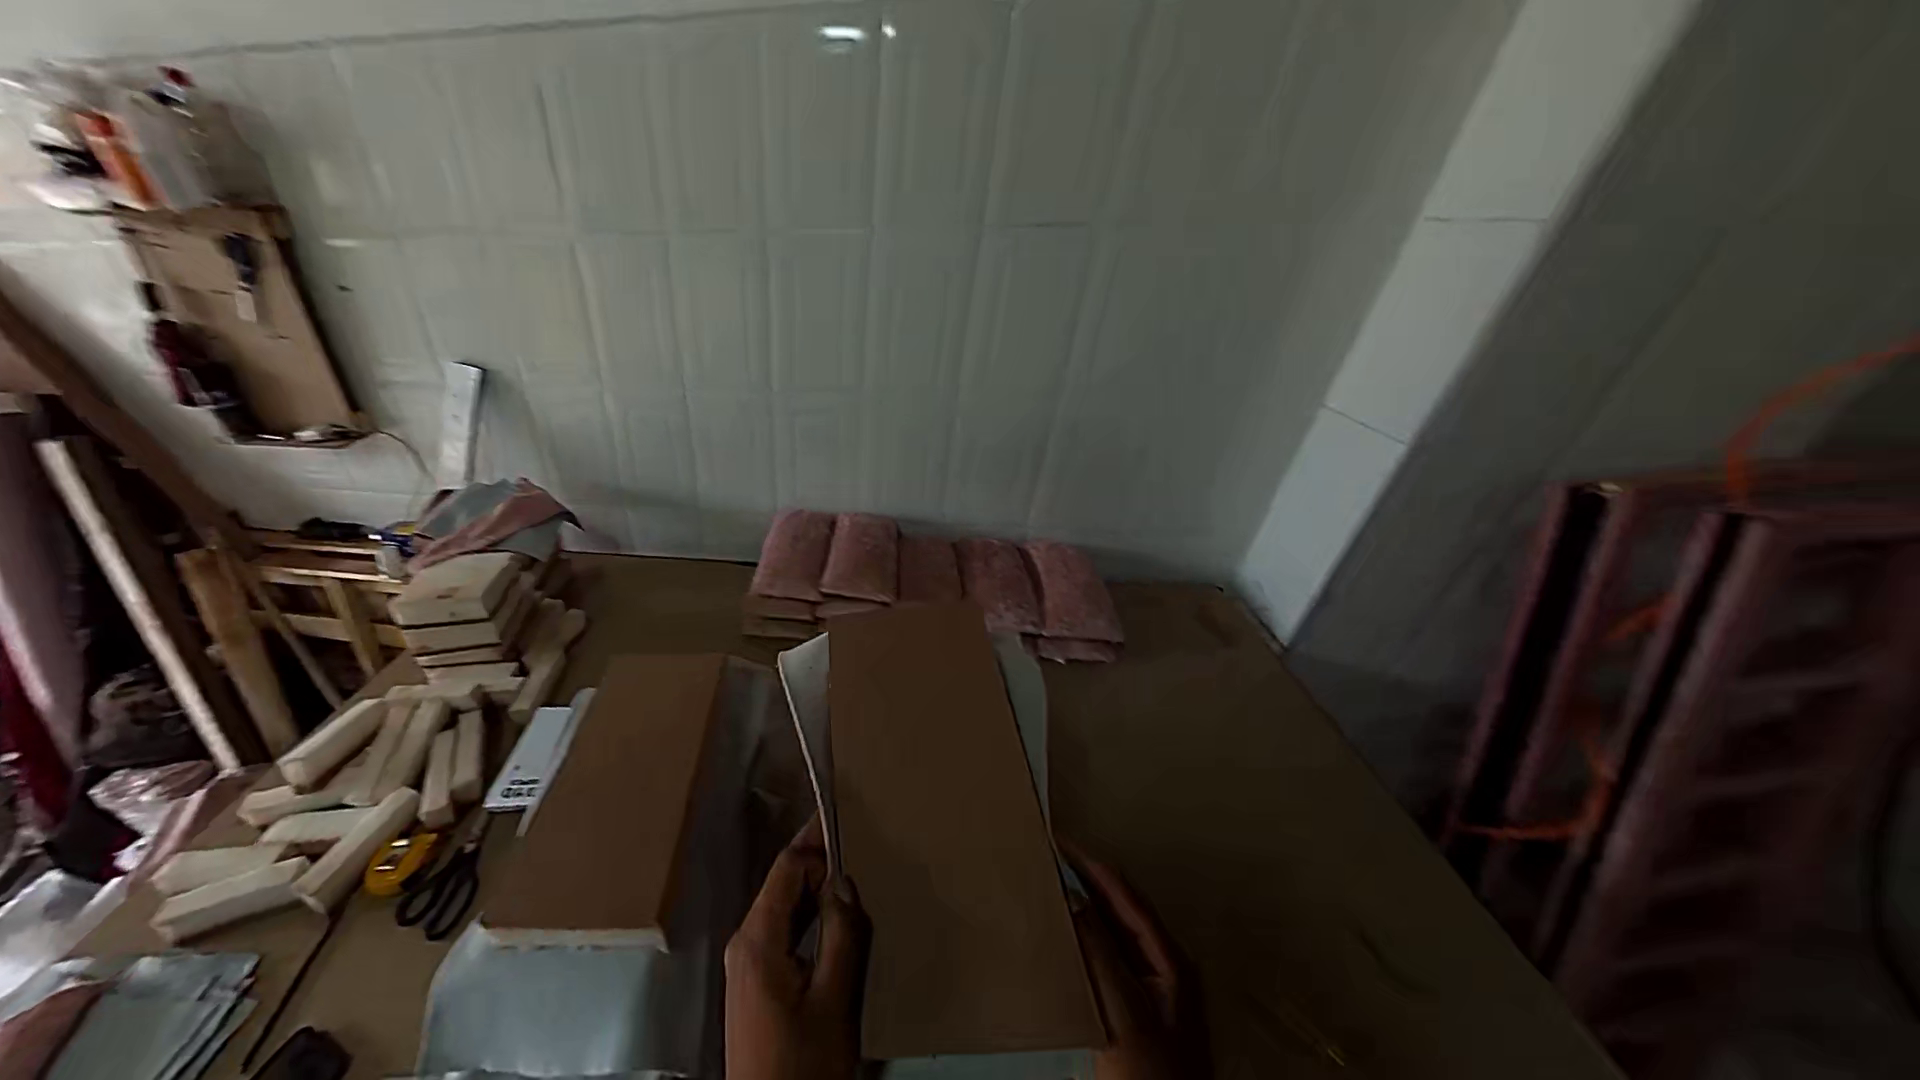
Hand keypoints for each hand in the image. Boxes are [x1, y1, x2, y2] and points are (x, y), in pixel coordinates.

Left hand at [726, 817, 868, 1079]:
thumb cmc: (803, 1062)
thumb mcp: (834, 997)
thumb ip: (842, 932)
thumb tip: (844, 879)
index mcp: (757, 937)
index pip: (788, 866)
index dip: (818, 842)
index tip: (850, 819)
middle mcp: (744, 941)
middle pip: (784, 882)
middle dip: (821, 861)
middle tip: (862, 842)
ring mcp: (746, 961)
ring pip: (786, 905)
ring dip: (819, 889)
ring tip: (857, 872)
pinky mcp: (756, 979)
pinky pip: (785, 929)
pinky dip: (811, 915)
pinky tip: (839, 917)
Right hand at [1064, 844, 1210, 1079]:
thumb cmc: (1150, 1077)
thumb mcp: (1122, 1010)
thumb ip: (1100, 952)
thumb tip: (1075, 899)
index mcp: (1170, 958)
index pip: (1126, 896)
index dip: (1092, 866)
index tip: (1062, 842)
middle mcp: (1165, 963)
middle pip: (1122, 906)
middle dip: (1088, 878)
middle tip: (1053, 855)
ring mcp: (1153, 985)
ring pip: (1115, 928)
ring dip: (1087, 903)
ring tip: (1054, 881)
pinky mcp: (1137, 1004)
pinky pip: (1110, 953)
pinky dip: (1087, 933)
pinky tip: (1066, 931)